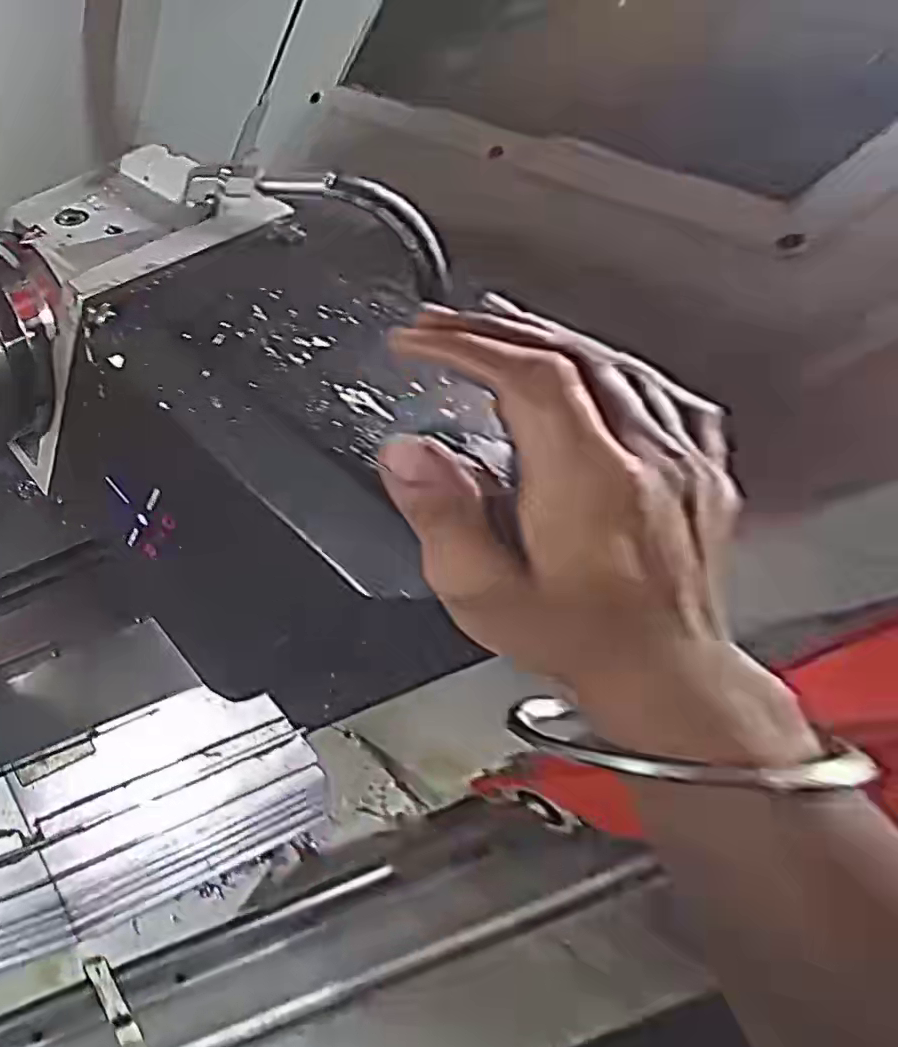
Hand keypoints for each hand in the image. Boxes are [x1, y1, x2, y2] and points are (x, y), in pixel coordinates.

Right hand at [381, 296, 814, 764]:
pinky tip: (580, 363)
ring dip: (542, 336)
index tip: (415, 340)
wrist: (658, 669)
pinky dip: (601, 363)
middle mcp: (644, 458)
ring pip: (614, 365)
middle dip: (492, 330)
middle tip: (435, 323)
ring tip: (489, 327)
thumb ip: (439, 513)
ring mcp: (678, 460)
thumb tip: (405, 451)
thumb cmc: (565, 633)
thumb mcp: (475, 587)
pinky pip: (654, 392)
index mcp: (587, 480)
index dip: (465, 348)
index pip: (529, 378)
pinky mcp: (694, 470)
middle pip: (571, 358)